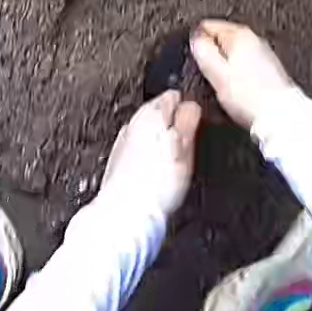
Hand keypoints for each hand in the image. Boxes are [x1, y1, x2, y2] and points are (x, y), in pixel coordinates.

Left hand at [100, 90, 202, 217]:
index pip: (172, 96)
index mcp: (152, 114)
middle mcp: (134, 123)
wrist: (126, 215)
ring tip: (170, 158)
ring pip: (146, 129)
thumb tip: (192, 104)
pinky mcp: (117, 159)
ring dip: (157, 137)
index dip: (187, 106)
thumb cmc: (156, 185)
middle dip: (171, 121)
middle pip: (157, 111)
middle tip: (185, 140)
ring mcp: (124, 141)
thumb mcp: (185, 149)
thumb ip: (189, 121)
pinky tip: (153, 169)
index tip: (194, 118)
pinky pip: (137, 146)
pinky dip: (146, 152)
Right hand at [190, 19, 297, 129]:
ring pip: (235, 54)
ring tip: (220, 84)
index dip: (197, 39)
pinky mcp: (269, 70)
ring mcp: (263, 54)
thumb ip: (203, 52)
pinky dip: (237, 74)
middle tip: (204, 72)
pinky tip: (236, 89)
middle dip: (212, 53)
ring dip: (225, 65)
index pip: (210, 25)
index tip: (193, 55)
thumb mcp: (217, 74)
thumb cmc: (249, 96)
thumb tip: (195, 38)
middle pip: (224, 39)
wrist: (280, 115)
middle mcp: (254, 40)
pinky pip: (245, 66)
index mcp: (240, 35)